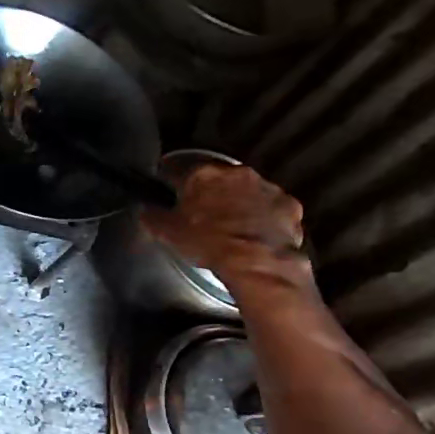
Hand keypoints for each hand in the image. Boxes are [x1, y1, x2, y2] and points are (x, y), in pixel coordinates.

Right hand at [140, 162, 307, 282]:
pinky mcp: (289, 205)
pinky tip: (256, 235)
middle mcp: (236, 173)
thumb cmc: (207, 243)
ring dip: (239, 203)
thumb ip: (154, 217)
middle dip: (209, 192)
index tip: (167, 189)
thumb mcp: (168, 234)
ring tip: (231, 226)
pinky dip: (263, 218)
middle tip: (201, 213)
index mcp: (203, 175)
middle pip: (217, 179)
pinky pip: (271, 208)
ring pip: (247, 191)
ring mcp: (267, 187)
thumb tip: (145, 209)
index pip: (178, 171)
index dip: (170, 181)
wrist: (257, 262)